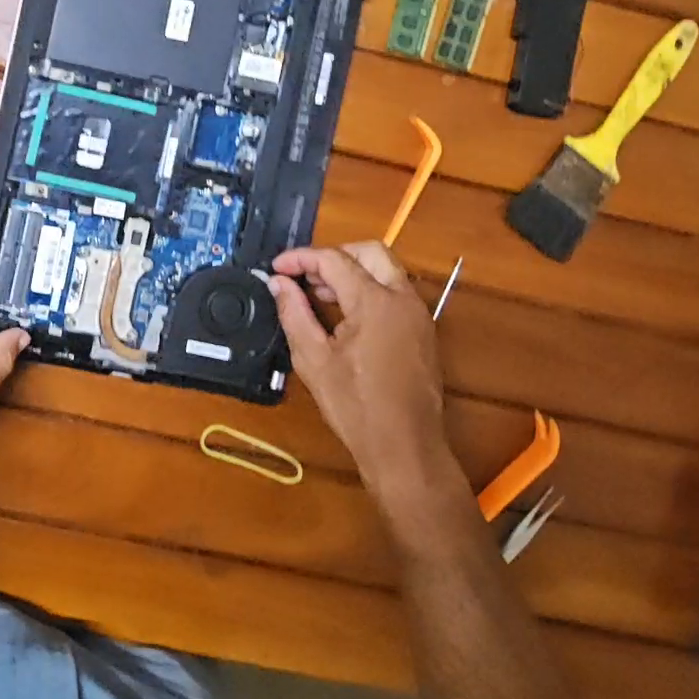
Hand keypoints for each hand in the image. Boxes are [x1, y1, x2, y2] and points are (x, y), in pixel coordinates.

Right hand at [268, 243, 445, 480]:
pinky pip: (395, 292)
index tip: (276, 268)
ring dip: (352, 271)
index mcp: (375, 302)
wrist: (405, 446)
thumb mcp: (313, 359)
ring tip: (319, 294)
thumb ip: (294, 313)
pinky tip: (344, 315)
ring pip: (386, 269)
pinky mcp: (423, 330)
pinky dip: (368, 288)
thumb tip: (278, 283)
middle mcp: (403, 298)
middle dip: (332, 255)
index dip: (300, 258)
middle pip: (369, 251)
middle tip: (303, 275)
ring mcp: (418, 314)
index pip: (334, 260)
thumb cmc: (355, 406)